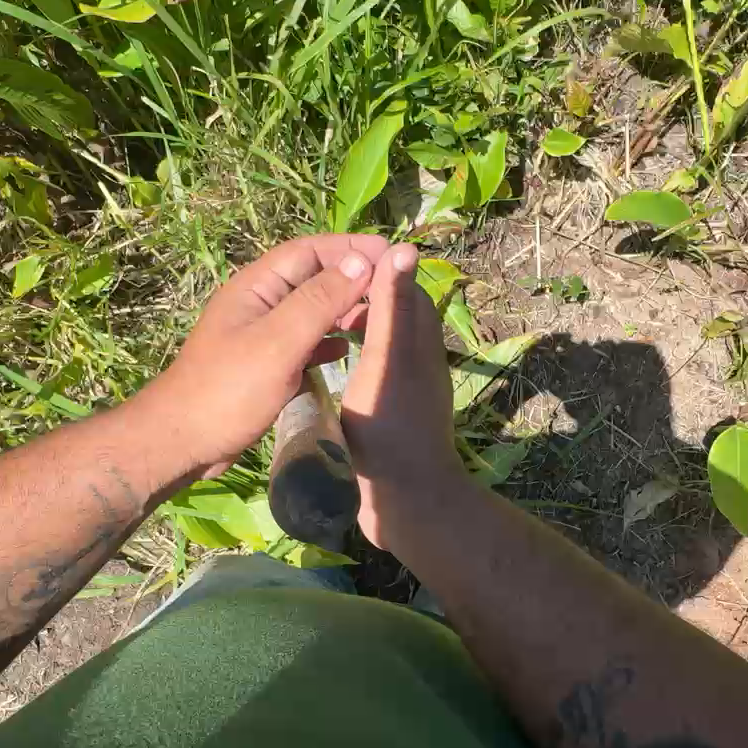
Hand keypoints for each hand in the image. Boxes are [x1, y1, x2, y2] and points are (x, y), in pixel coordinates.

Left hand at [145, 234, 386, 475]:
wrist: (183, 443)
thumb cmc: (228, 390)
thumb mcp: (278, 342)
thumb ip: (318, 301)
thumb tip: (360, 262)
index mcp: (257, 287)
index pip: (310, 251)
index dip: (350, 248)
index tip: (390, 254)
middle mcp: (260, 305)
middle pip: (313, 278)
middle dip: (351, 278)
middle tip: (393, 288)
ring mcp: (261, 336)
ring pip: (311, 312)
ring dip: (343, 309)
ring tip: (377, 317)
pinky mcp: (265, 366)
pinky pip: (304, 343)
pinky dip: (327, 343)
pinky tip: (347, 352)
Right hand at [341, 243, 468, 549]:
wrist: (403, 498)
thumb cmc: (388, 423)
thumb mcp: (386, 357)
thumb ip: (392, 307)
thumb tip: (404, 249)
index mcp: (420, 345)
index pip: (408, 292)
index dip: (380, 274)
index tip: (342, 267)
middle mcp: (422, 364)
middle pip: (399, 319)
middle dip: (369, 301)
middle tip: (327, 297)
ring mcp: (411, 394)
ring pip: (389, 350)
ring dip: (363, 334)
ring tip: (325, 329)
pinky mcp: (397, 419)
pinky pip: (380, 378)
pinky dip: (361, 364)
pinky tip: (334, 373)